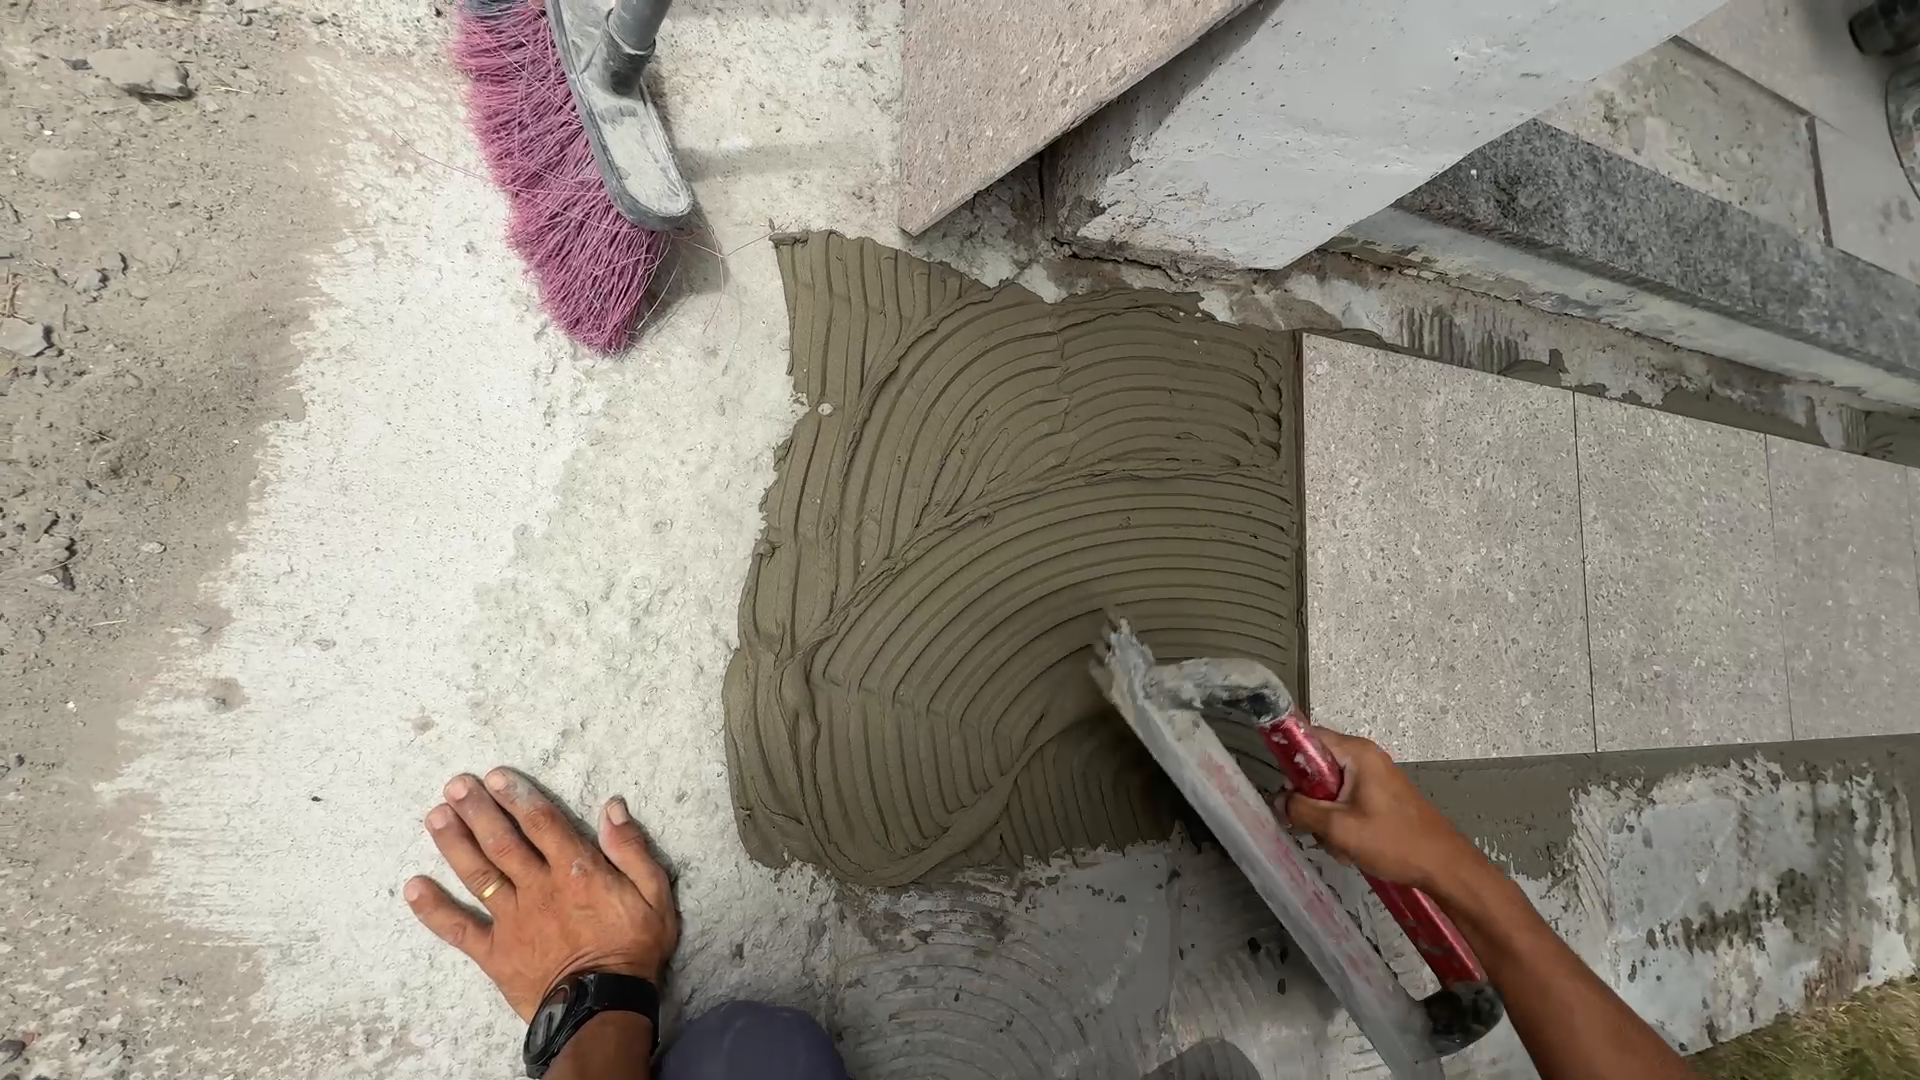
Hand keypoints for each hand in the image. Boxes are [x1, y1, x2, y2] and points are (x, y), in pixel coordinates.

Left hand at [404, 767, 678, 1020]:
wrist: (603, 1004)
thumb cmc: (634, 944)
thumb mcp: (654, 891)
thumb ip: (632, 848)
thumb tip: (613, 807)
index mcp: (576, 870)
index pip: (542, 822)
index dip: (518, 797)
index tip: (496, 776)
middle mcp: (538, 887)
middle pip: (503, 841)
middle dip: (478, 810)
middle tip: (455, 785)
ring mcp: (512, 919)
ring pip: (478, 874)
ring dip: (455, 844)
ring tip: (435, 816)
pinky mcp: (494, 952)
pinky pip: (458, 928)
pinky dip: (434, 908)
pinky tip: (414, 887)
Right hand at [1276, 728, 1486, 892]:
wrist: (1448, 870)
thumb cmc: (1397, 842)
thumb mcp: (1339, 828)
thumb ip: (1301, 810)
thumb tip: (1279, 802)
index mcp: (1357, 753)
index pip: (1307, 735)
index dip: (1288, 757)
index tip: (1283, 785)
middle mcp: (1364, 757)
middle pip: (1315, 765)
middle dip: (1308, 796)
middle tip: (1311, 821)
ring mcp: (1373, 777)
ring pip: (1328, 787)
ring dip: (1324, 814)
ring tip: (1335, 840)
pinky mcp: (1378, 796)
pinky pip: (1344, 800)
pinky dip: (1340, 820)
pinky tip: (1349, 844)